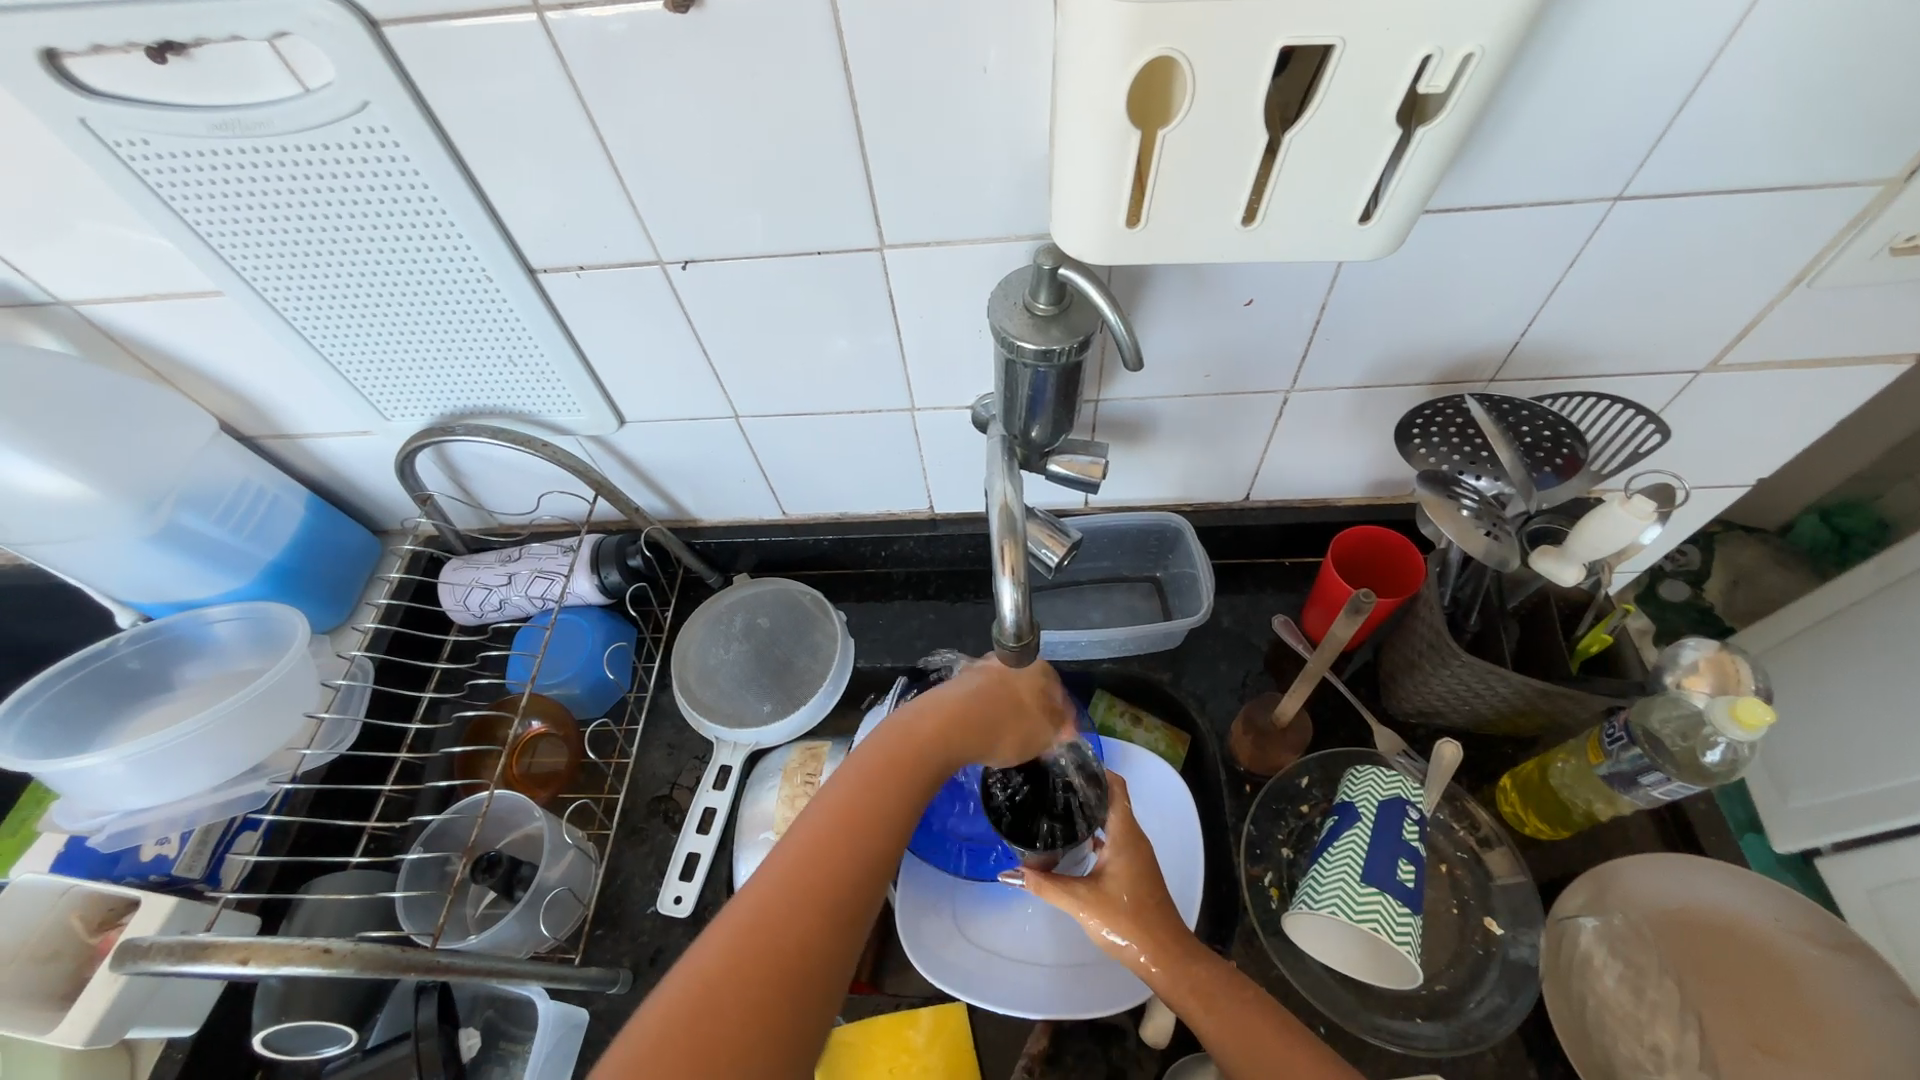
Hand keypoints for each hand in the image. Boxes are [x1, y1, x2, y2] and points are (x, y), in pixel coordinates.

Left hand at [914, 656, 1078, 769]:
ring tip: (1006, 737)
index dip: (1063, 718)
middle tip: (1034, 738)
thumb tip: (1064, 727)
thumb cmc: (1008, 727)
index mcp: (1039, 667)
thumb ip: (1059, 729)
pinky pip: (981, 700)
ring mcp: (982, 667)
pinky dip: (985, 713)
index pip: (1059, 693)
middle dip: (1034, 710)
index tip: (1059, 739)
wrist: (949, 723)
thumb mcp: (1045, 735)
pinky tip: (983, 731)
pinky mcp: (958, 682)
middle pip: (1030, 688)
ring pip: (1004, 692)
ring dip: (1008, 710)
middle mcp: (1011, 660)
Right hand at [1000, 773, 1190, 969]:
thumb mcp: (1080, 902)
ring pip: (1111, 820)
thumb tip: (1009, 873)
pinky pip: (1113, 838)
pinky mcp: (1133, 869)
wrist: (1164, 956)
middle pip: (1111, 799)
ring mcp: (1135, 853)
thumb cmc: (1126, 921)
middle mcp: (1133, 837)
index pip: (1114, 785)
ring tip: (1056, 805)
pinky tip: (1072, 840)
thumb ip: (1044, 884)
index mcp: (1125, 833)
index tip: (1066, 762)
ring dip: (1089, 811)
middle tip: (1050, 781)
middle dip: (1084, 788)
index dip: (1094, 769)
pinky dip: (1094, 833)